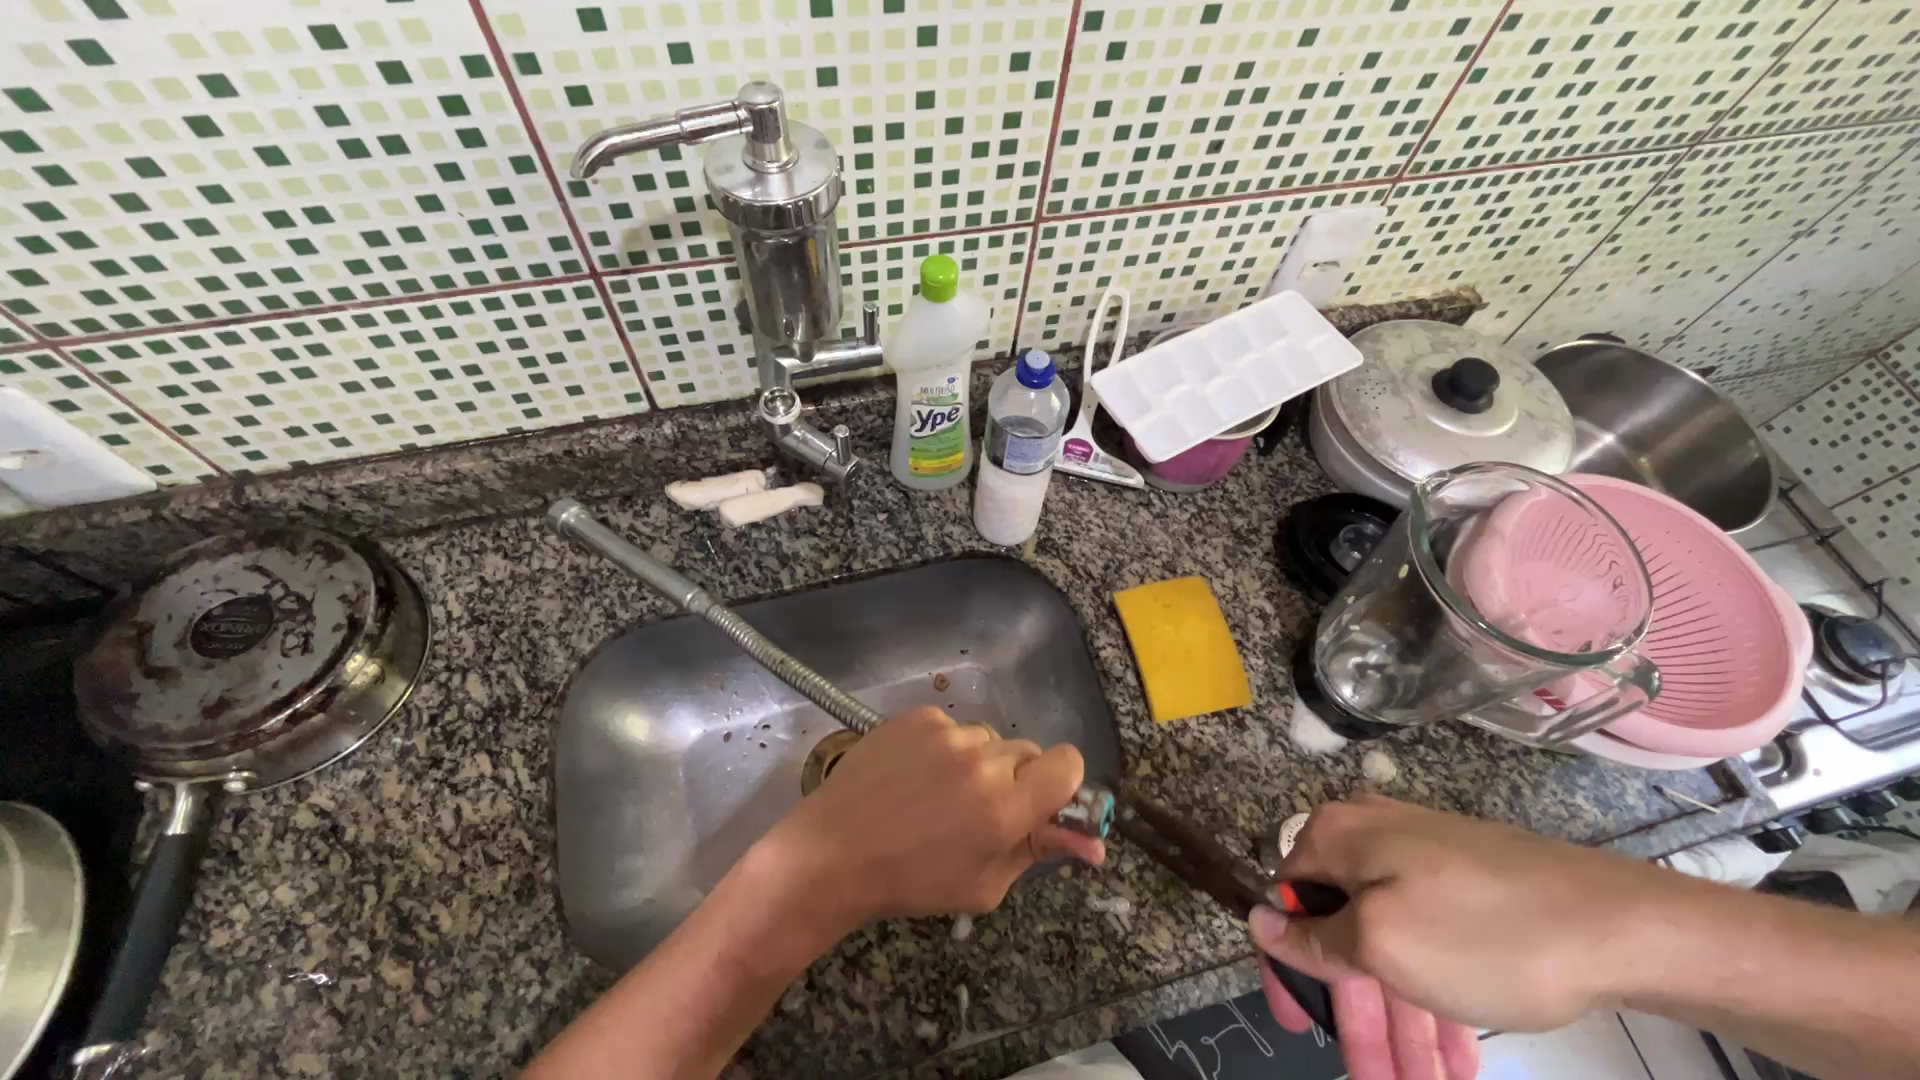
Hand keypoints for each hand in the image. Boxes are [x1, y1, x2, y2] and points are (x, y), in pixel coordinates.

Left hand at [752, 707, 1105, 932]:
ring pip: (988, 739)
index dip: (1061, 782)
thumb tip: (1094, 844)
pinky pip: (951, 727)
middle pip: (1028, 751)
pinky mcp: (917, 717)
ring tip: (938, 793)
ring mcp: (947, 733)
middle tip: (980, 808)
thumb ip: (1039, 852)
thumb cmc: (912, 882)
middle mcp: (983, 760)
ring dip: (979, 761)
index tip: (1042, 799)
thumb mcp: (985, 884)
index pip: (1068, 763)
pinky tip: (915, 775)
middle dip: (1016, 777)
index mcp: (1006, 807)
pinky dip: (943, 747)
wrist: (833, 853)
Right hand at [1250, 795, 1689, 1077]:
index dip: (1286, 965)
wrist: (1624, 926)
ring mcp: (1423, 861)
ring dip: (1402, 1021)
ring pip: (1393, 946)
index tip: (1295, 1023)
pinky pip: (1431, 943)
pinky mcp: (1467, 885)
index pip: (1286, 900)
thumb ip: (1313, 937)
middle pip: (1344, 934)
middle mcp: (1372, 838)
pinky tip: (1458, 1059)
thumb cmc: (1483, 936)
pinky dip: (1436, 998)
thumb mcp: (1382, 945)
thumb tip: (1259, 917)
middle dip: (1358, 1015)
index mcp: (1337, 837)